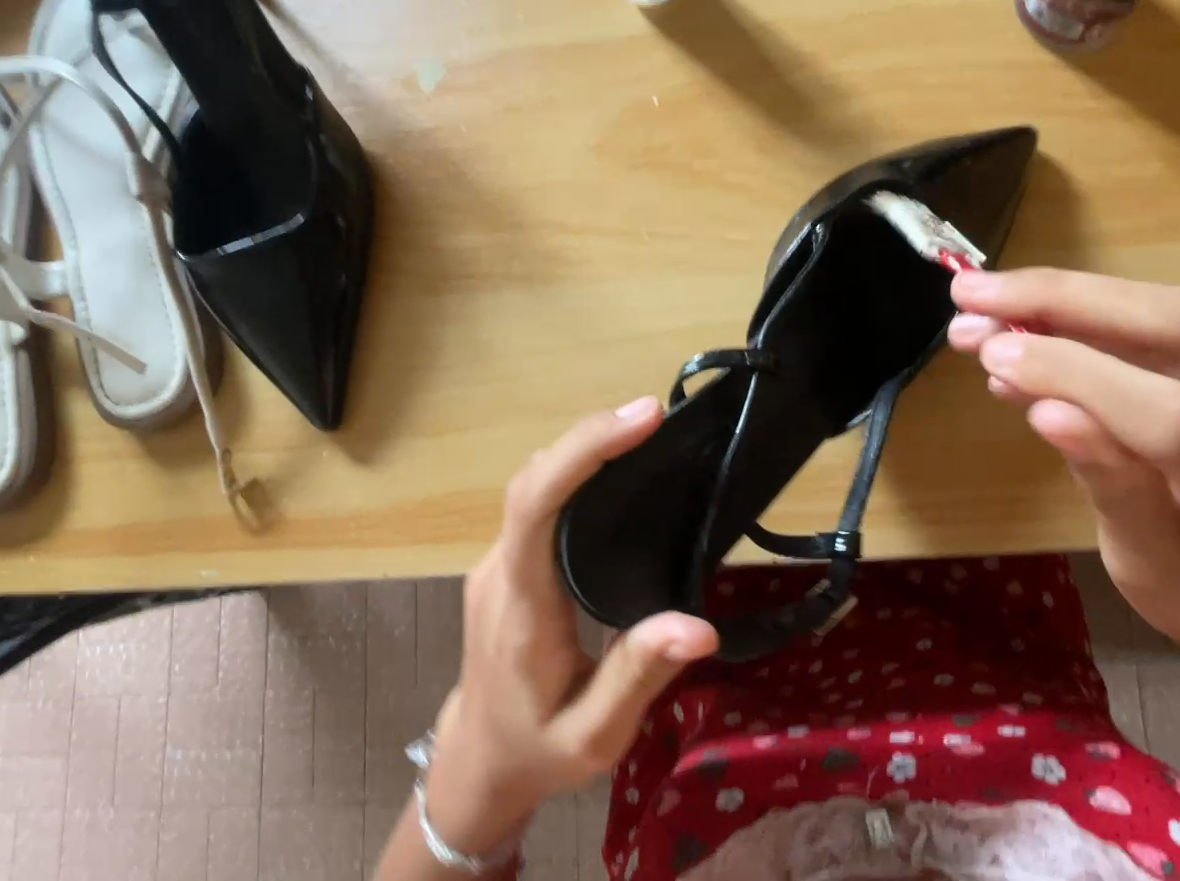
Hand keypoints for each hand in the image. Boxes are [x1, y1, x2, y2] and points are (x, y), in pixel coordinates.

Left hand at [423, 398, 718, 856]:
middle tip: (654, 417)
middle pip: (533, 481)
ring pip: (532, 486)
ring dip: (581, 450)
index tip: (641, 420)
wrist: (478, 762)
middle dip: (590, 438)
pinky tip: (615, 472)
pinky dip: (574, 474)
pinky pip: (536, 504)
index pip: (536, 506)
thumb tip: (700, 626)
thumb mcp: (594, 736)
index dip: (583, 451)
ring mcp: (497, 565)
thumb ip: (639, 677)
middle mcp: (499, 571)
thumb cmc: (536, 750)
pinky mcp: (506, 566)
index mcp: (520, 606)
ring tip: (642, 433)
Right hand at [945, 268, 1179, 695]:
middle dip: (1068, 299)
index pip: (1178, 420)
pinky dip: (1100, 317)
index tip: (990, 353)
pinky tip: (1038, 322)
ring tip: (987, 301)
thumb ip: (1114, 494)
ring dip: (1075, 298)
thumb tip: (1049, 410)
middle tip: (972, 293)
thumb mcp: (1150, 581)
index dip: (1079, 374)